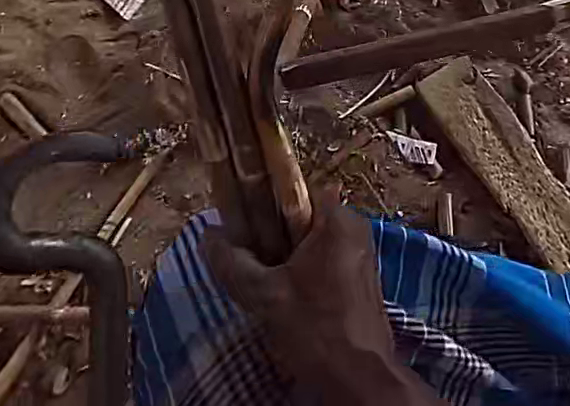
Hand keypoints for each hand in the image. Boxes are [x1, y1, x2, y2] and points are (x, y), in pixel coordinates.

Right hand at [204, 190, 444, 403]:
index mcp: (337, 219)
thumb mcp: (265, 296)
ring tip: (265, 275)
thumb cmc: (316, 329)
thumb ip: (233, 263)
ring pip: (314, 238)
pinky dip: (306, 268)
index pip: (294, 186)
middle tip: (250, 250)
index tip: (244, 216)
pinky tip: (287, 293)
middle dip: (274, 229)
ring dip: (288, 252)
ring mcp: (362, 253)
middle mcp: (354, 227)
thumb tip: (207, 236)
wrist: (360, 383)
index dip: (265, 196)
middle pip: (302, 213)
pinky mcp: (362, 278)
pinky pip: (327, 257)